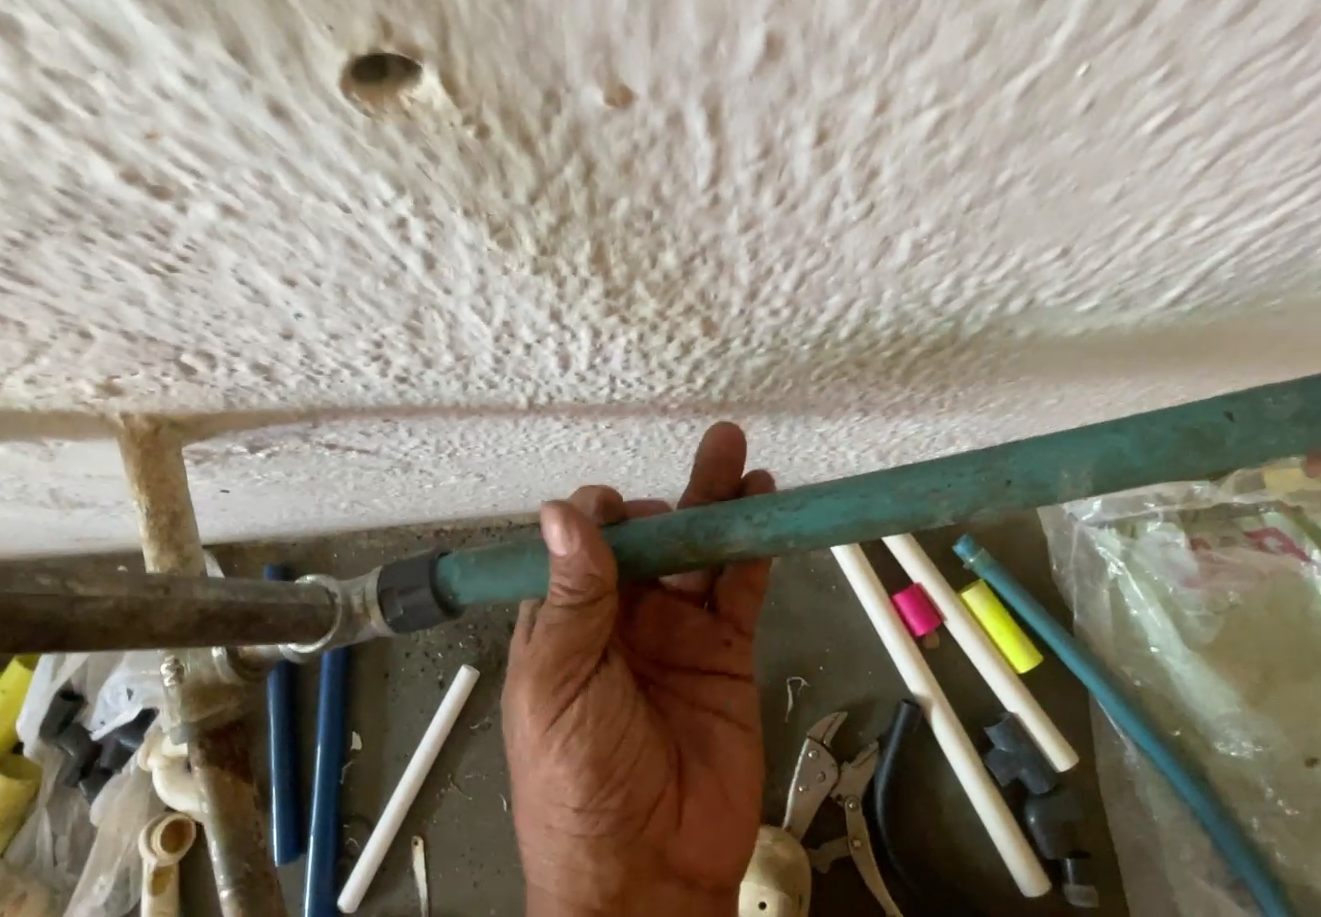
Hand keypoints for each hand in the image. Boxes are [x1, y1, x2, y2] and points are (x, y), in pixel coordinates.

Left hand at [501, 422, 774, 916]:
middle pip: (648, 538)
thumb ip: (571, 597)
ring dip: (717, 501)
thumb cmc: (578, 778)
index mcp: (566, 618)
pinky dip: (752, 547)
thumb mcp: (558, 683)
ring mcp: (676, 631)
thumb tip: (561, 512)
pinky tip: (762, 503)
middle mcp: (621, 614)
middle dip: (671, 497)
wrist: (645, 870)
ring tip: (734, 452)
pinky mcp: (725, 651)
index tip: (616, 508)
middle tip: (710, 449)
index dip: (600, 517)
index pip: (582, 545)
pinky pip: (739, 588)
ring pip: (698, 552)